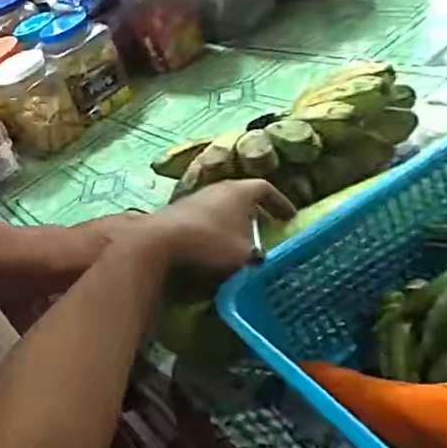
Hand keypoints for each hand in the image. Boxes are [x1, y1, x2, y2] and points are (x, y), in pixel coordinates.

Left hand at [135, 180, 294, 274]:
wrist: (156, 243)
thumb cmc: (210, 243)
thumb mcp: (245, 255)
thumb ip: (257, 256)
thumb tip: (258, 259)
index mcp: (238, 191)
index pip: (264, 188)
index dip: (279, 202)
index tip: (289, 217)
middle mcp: (214, 189)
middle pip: (239, 197)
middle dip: (253, 214)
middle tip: (266, 231)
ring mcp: (191, 200)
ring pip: (218, 209)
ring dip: (230, 224)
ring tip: (240, 245)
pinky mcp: (173, 215)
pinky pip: (201, 222)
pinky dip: (211, 232)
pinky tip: (212, 251)